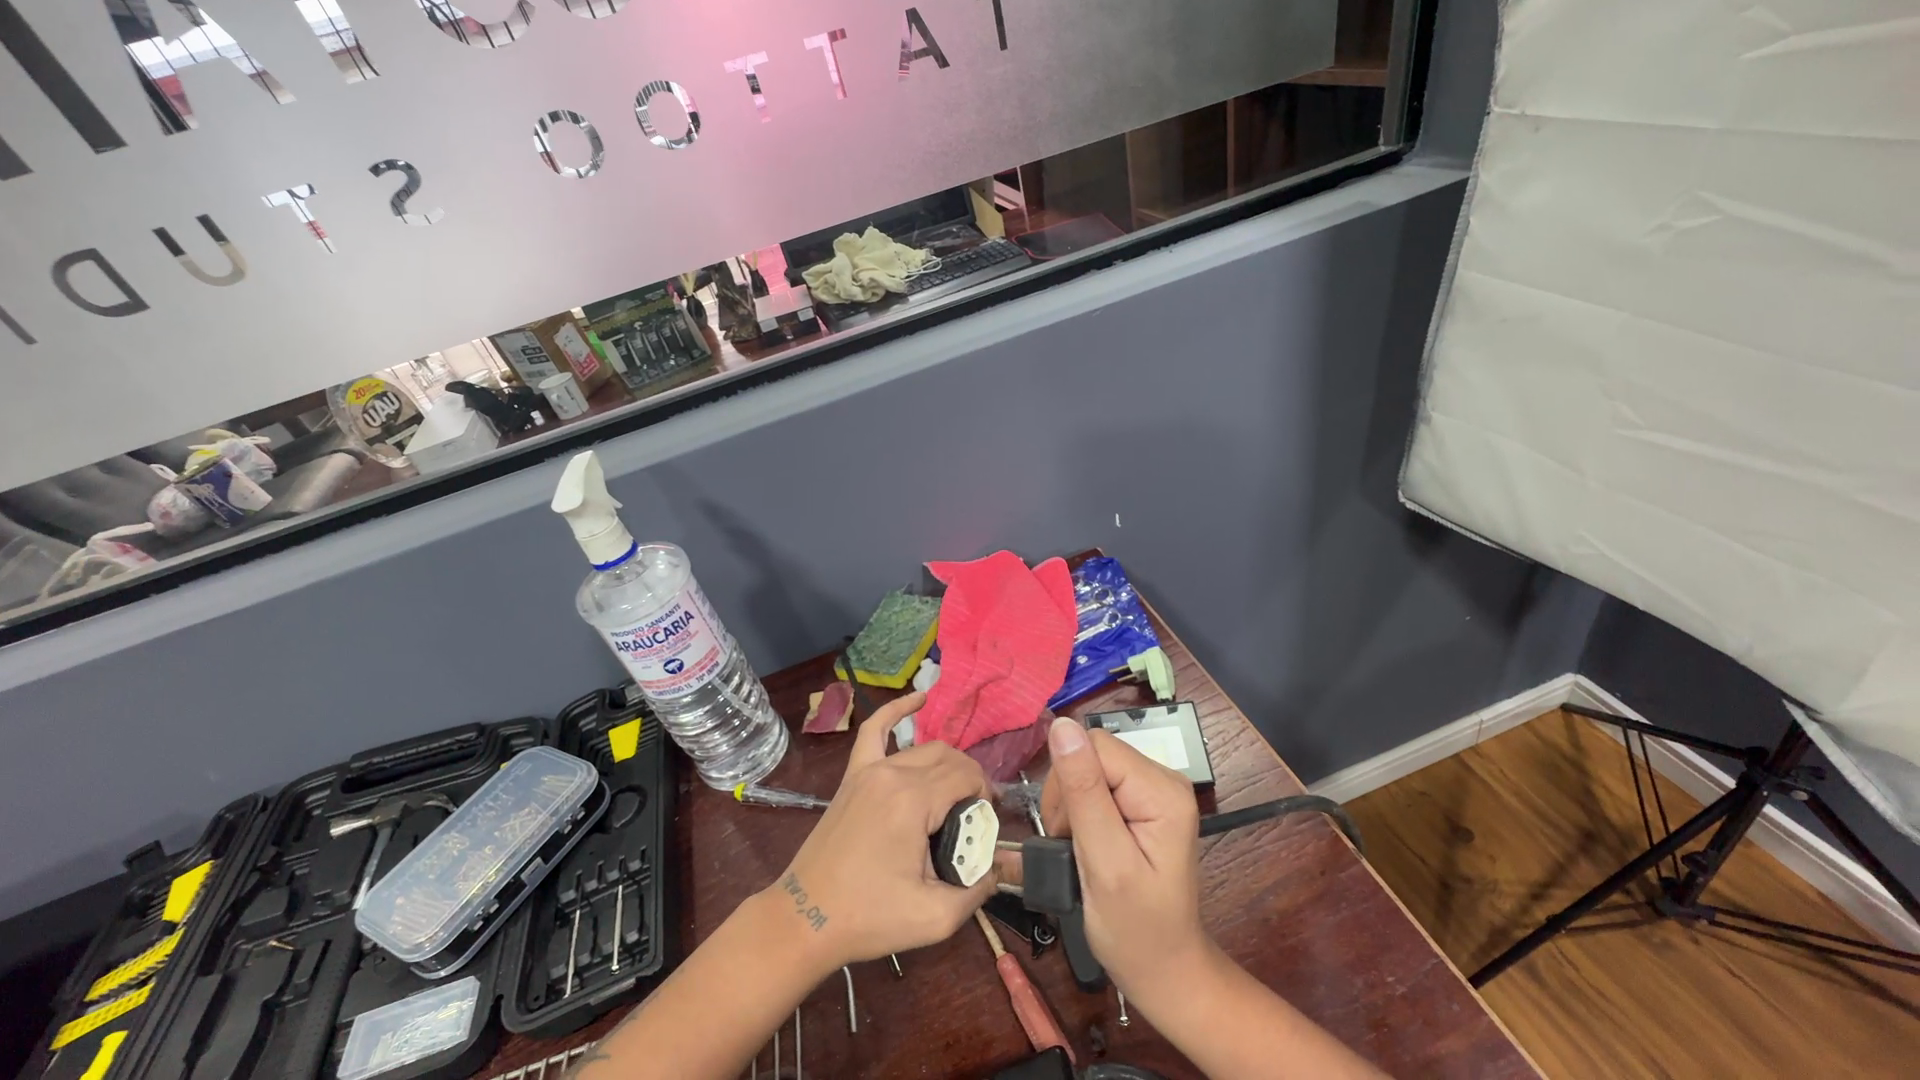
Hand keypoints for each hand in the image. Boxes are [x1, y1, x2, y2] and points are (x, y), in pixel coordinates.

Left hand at [763, 692, 995, 973]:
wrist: (806, 918)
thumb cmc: (869, 918)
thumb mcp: (935, 916)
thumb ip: (977, 889)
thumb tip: (997, 868)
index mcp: (912, 801)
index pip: (966, 777)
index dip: (985, 799)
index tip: (983, 830)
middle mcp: (891, 774)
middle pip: (949, 758)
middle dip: (971, 782)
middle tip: (973, 820)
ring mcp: (867, 771)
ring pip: (923, 748)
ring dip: (948, 765)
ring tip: (957, 796)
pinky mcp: (851, 777)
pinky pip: (874, 730)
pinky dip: (897, 711)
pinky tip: (920, 699)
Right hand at [1040, 717, 1209, 996]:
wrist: (1162, 969)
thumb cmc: (1135, 928)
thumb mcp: (1104, 862)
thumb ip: (1083, 792)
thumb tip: (1062, 725)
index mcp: (1163, 789)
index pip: (1095, 747)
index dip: (1068, 783)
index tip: (1068, 833)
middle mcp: (1163, 779)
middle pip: (1091, 754)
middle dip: (1068, 797)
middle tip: (1074, 847)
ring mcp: (1153, 791)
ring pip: (1087, 769)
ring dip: (1070, 808)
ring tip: (1080, 851)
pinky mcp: (1140, 803)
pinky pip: (1095, 786)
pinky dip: (1079, 815)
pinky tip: (1087, 845)